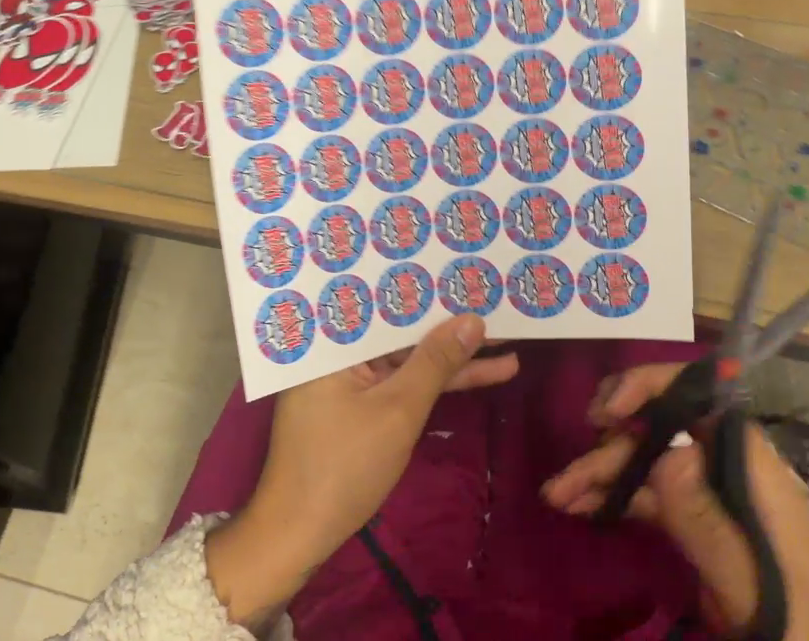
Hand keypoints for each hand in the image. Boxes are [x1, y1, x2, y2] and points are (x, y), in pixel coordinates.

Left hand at [205, 315, 519, 627]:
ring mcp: (346, 377)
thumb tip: (473, 320)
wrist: (300, 531)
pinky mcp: (356, 402)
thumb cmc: (344, 465)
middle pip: (398, 328)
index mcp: (330, 338)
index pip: (386, 302)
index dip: (432, 292)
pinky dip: (433, 383)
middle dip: (448, 324)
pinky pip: (398, 379)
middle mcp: (334, 348)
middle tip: (497, 303)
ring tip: (508, 343)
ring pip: (404, 356)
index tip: (470, 277)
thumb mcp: (398, 411)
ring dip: (451, 358)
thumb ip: (435, 363)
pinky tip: (479, 375)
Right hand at [541, 364, 808, 640]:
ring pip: (646, 463)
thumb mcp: (752, 577)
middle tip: (566, 473)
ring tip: (557, 495)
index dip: (647, 388)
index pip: (697, 396)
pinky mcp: (700, 526)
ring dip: (601, 474)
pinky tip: (580, 507)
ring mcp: (712, 496)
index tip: (607, 411)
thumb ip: (707, 518)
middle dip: (608, 445)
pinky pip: (649, 497)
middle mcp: (727, 467)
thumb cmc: (807, 625)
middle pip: (658, 431)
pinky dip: (613, 498)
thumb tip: (669, 449)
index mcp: (750, 464)